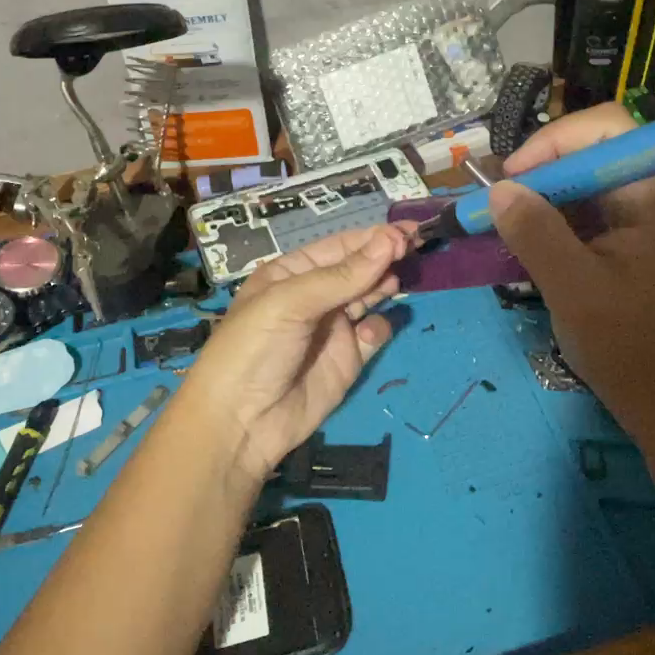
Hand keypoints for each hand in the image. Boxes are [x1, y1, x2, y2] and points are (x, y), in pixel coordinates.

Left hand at [177, 223, 409, 483]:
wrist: (241, 422)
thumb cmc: (254, 348)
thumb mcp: (290, 302)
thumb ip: (342, 275)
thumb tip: (390, 240)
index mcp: (292, 274)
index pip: (340, 246)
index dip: (373, 238)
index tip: (407, 232)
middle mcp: (314, 296)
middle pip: (359, 269)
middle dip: (385, 258)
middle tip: (413, 249)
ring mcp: (333, 328)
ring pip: (370, 297)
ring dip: (384, 287)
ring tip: (394, 284)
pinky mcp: (348, 360)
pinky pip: (374, 334)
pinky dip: (378, 328)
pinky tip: (368, 333)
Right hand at [492, 103, 654, 416]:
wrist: (651, 385)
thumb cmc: (621, 340)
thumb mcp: (573, 288)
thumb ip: (536, 234)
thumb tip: (498, 190)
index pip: (606, 130)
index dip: (553, 142)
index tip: (512, 177)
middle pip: (590, 147)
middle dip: (540, 169)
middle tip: (499, 200)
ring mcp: (642, 205)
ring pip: (579, 172)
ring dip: (538, 191)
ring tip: (502, 217)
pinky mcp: (625, 224)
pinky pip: (579, 198)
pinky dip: (547, 210)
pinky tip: (521, 231)